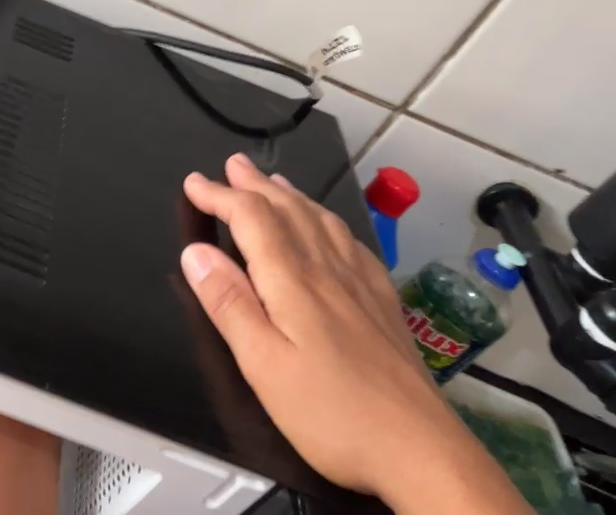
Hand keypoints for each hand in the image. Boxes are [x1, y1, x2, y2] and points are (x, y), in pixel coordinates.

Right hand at [181, 155, 529, 513]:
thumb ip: (229, 304)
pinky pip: (352, 243)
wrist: (421, 450)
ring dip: (291, 195)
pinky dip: (329, 221)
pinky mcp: (383, 302)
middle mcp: (327, 269)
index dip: (219, 195)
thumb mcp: (263, 365)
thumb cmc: (331, 413)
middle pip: (287, 210)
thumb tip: (195, 252)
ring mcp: (360, 284)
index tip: (194, 182)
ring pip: (320, 220)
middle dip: (254, 184)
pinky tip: (329, 227)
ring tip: (274, 180)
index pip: (250, 218)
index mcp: (292, 281)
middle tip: (232, 164)